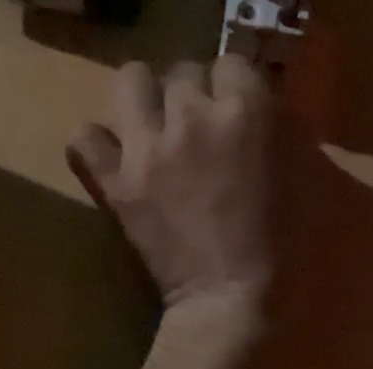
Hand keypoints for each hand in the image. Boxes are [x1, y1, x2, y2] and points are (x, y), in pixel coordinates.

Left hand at [68, 57, 273, 313]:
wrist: (224, 301)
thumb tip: (245, 109)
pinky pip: (84, 138)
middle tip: (193, 132)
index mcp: (244, 114)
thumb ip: (267, 132)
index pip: (231, 62)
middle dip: (189, 97)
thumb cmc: (270, 249)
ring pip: (131, 81)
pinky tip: (111, 157)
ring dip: (142, 101)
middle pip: (181, 72)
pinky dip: (93, 145)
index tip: (231, 114)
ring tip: (152, 130)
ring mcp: (148, 151)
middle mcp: (192, 119)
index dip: (231, 89)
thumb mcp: (288, 178)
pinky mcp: (117, 185)